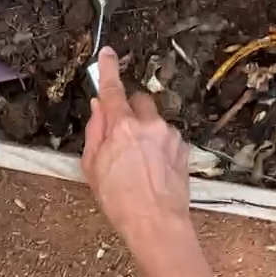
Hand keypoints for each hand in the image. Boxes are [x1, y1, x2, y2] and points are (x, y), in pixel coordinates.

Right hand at [82, 47, 194, 251]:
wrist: (155, 222)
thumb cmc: (118, 199)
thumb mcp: (92, 166)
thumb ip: (95, 131)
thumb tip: (99, 108)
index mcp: (122, 127)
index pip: (112, 90)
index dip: (108, 70)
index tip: (108, 54)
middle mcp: (149, 125)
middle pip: (138, 101)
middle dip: (128, 109)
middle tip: (118, 132)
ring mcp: (169, 135)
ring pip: (153, 121)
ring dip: (143, 131)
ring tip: (135, 162)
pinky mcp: (183, 148)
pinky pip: (166, 137)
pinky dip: (157, 146)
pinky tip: (150, 169)